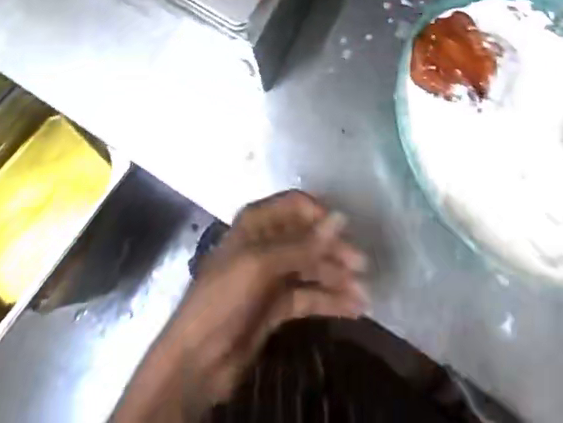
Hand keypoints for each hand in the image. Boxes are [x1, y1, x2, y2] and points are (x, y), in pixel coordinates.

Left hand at [113, 191, 368, 422]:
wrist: (197, 357)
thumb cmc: (223, 298)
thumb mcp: (262, 265)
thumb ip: (303, 244)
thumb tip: (342, 217)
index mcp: (256, 223)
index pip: (296, 205)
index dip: (321, 216)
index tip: (347, 233)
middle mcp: (266, 243)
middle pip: (307, 238)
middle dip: (335, 251)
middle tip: (363, 268)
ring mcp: (271, 276)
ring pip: (311, 269)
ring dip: (337, 279)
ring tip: (364, 296)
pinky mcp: (276, 306)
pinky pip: (309, 296)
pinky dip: (330, 301)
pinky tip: (353, 309)